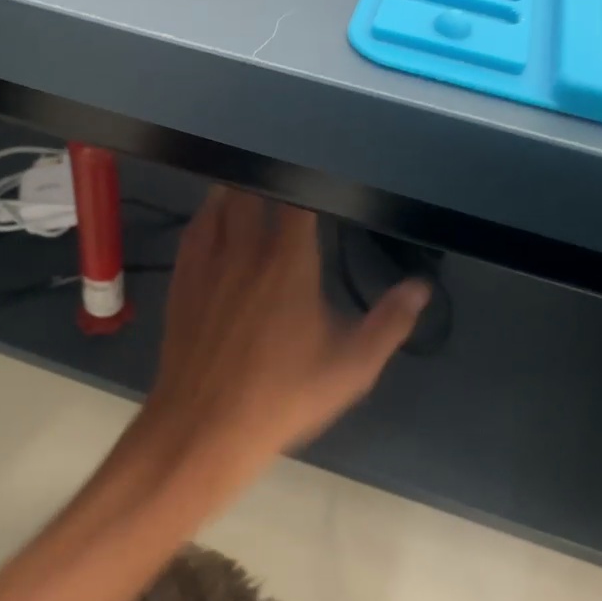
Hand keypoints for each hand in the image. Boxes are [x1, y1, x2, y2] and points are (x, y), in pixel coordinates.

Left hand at [133, 187, 429, 475]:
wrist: (206, 426)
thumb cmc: (284, 395)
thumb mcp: (351, 367)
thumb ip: (389, 323)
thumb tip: (420, 287)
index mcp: (288, 262)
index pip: (296, 201)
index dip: (306, 183)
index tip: (317, 178)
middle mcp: (244, 251)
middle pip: (250, 191)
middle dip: (266, 179)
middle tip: (281, 174)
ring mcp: (207, 265)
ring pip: (217, 205)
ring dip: (234, 190)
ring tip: (249, 185)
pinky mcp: (181, 283)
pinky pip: (192, 233)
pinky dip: (206, 217)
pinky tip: (212, 219)